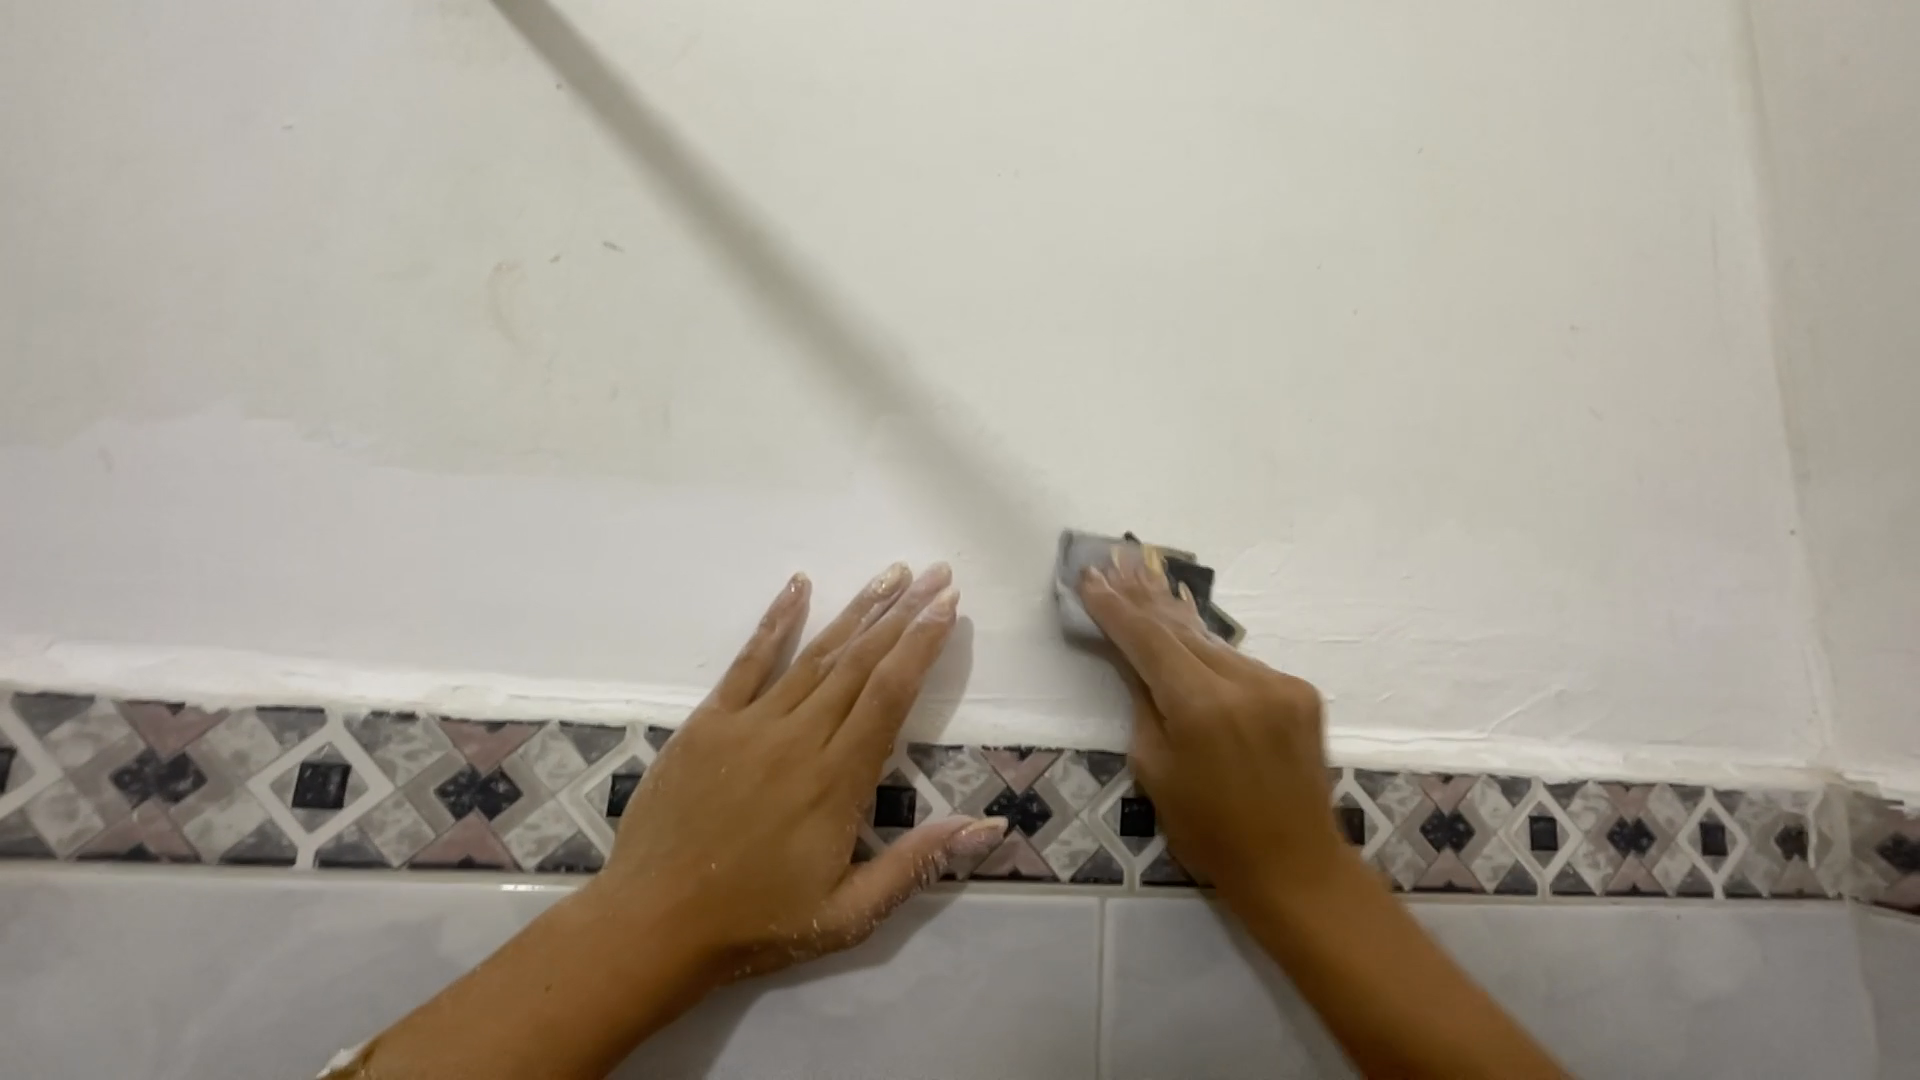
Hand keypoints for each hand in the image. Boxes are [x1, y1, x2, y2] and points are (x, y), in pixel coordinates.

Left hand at [588, 562, 1007, 984]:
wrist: (651, 925)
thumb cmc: (757, 922)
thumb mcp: (849, 914)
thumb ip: (917, 863)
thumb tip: (987, 824)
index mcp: (837, 780)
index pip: (891, 694)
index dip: (923, 644)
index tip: (948, 605)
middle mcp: (799, 738)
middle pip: (862, 662)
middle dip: (904, 614)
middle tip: (936, 573)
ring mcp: (750, 723)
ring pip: (816, 654)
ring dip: (858, 610)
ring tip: (891, 574)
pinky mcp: (709, 721)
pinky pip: (748, 660)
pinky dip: (776, 620)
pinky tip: (799, 584)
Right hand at [1077, 554, 1342, 907]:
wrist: (1294, 866)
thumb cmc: (1207, 831)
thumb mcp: (1154, 769)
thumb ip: (1144, 703)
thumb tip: (1134, 660)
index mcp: (1201, 707)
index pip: (1146, 640)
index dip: (1115, 609)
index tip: (1090, 578)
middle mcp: (1245, 682)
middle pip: (1181, 629)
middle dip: (1143, 598)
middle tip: (1116, 562)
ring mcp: (1279, 683)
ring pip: (1212, 644)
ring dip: (1176, 621)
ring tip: (1146, 582)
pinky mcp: (1300, 692)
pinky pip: (1240, 664)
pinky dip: (1210, 654)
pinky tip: (1187, 634)